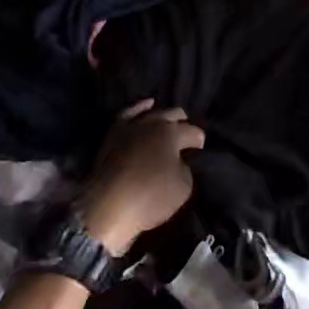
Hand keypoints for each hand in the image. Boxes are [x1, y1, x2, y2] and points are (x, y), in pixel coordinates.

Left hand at [76, 100, 202, 255]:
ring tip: (172, 120)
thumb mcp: (183, 187)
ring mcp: (131, 125)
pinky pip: (128, 112)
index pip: (193, 132)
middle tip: (188, 136)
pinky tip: (147, 105)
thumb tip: (178, 160)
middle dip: (184, 124)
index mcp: (172, 133)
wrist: (108, 203)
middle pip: (174, 115)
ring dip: (165, 115)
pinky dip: (140, 107)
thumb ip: (185, 167)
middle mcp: (152, 122)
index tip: (201, 150)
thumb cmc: (150, 196)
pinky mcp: (114, 132)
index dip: (199, 141)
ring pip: (152, 111)